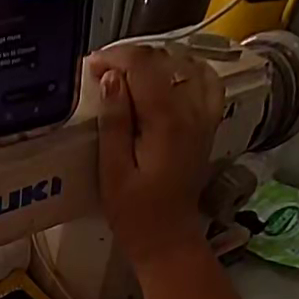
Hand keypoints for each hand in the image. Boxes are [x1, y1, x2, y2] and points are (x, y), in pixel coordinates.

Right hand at [86, 44, 223, 265]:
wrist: (168, 241)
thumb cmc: (135, 214)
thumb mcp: (113, 172)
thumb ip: (114, 122)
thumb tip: (111, 78)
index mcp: (167, 121)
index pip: (143, 66)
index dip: (115, 57)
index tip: (91, 66)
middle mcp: (193, 112)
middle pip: (165, 60)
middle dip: (131, 58)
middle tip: (102, 73)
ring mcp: (205, 119)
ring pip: (188, 65)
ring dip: (157, 62)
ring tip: (130, 75)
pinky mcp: (207, 127)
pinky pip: (206, 84)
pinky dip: (186, 72)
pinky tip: (166, 80)